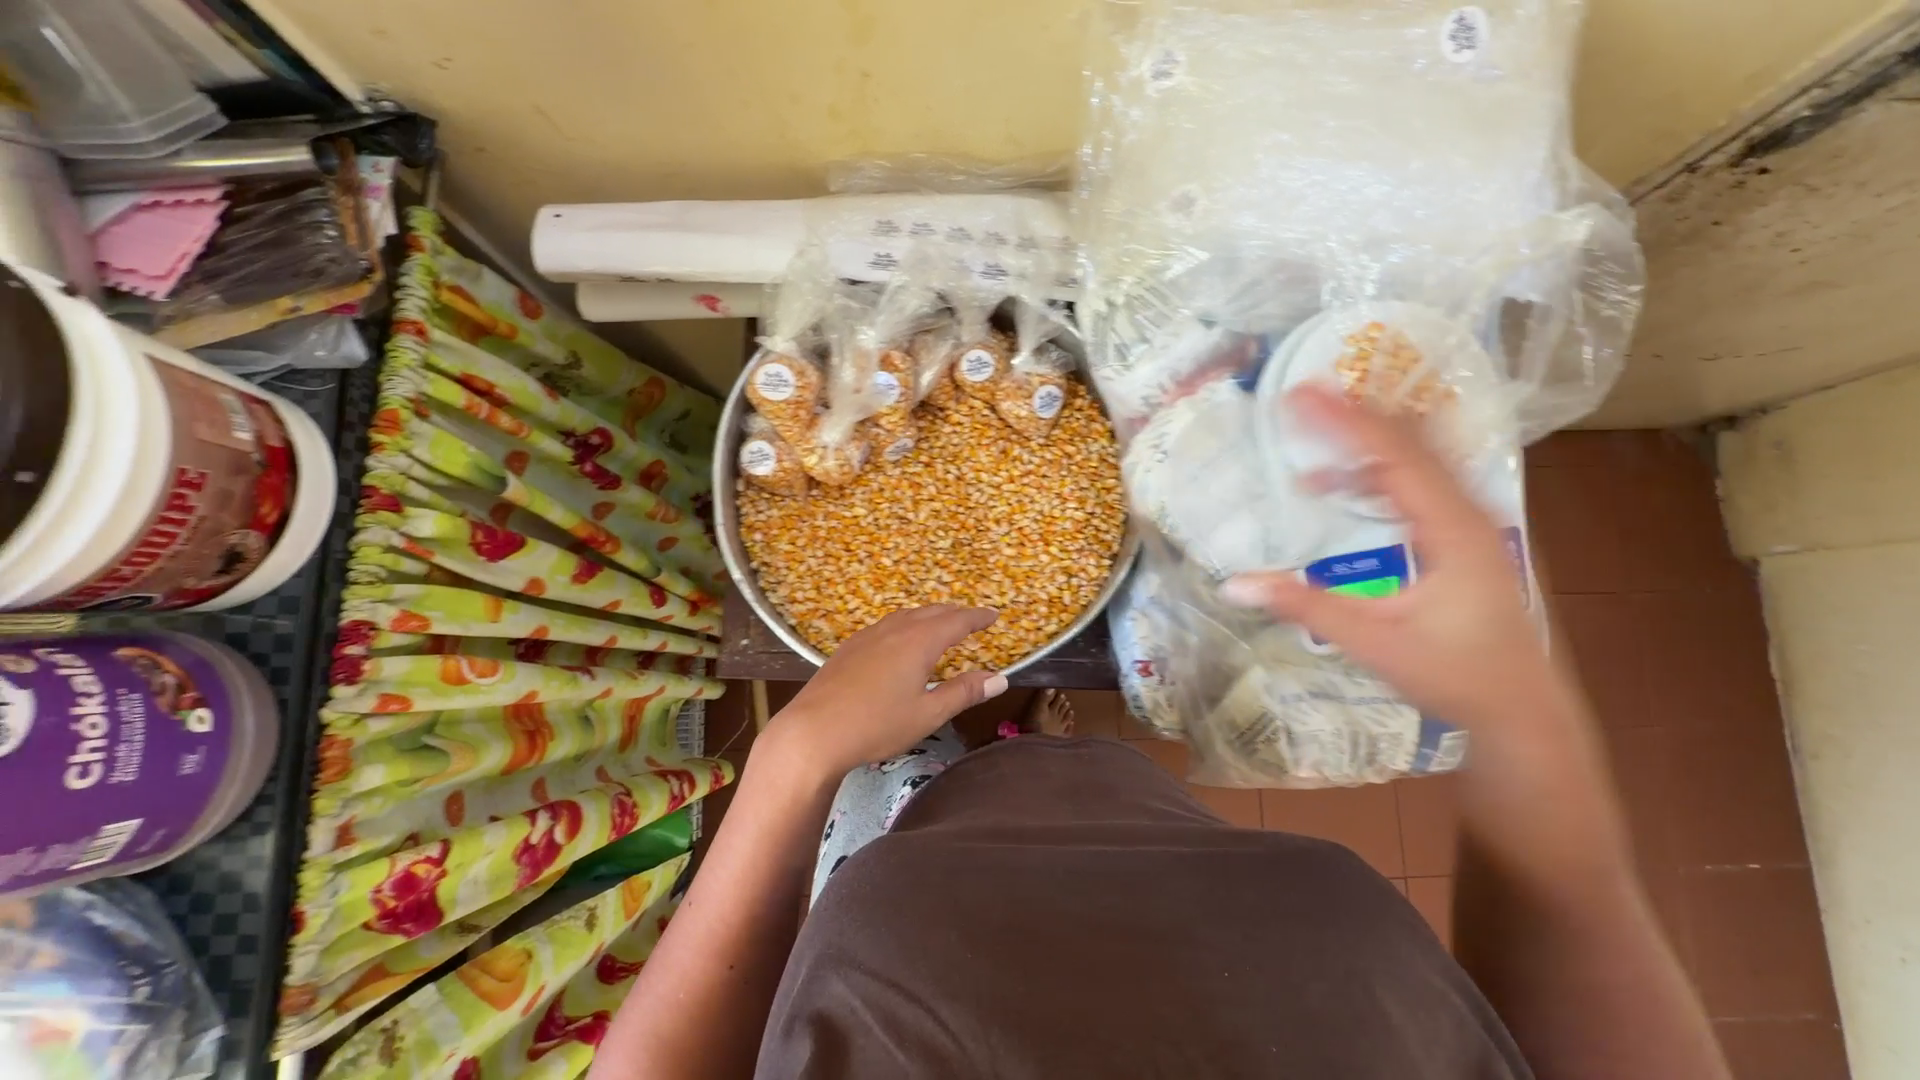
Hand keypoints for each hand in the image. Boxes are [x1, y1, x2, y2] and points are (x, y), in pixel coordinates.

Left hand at [761, 606, 1009, 778]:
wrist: (812, 733)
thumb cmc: (876, 725)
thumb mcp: (927, 714)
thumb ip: (963, 693)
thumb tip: (999, 679)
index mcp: (918, 642)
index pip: (956, 621)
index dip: (977, 617)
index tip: (994, 615)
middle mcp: (893, 630)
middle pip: (930, 613)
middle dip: (954, 613)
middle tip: (972, 619)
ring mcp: (867, 637)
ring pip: (905, 616)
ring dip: (928, 616)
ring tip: (939, 625)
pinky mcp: (848, 649)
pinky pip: (886, 625)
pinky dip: (905, 624)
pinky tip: (899, 641)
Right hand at [1221, 384, 1573, 728]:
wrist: (1523, 710)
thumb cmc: (1455, 675)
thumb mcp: (1374, 641)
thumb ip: (1306, 606)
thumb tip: (1234, 584)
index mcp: (1451, 528)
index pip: (1393, 457)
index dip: (1343, 422)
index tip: (1300, 395)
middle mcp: (1468, 513)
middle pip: (1409, 444)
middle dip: (1353, 416)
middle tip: (1302, 395)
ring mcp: (1472, 523)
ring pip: (1418, 461)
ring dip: (1364, 443)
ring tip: (1310, 437)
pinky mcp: (1464, 538)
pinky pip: (1420, 485)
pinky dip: (1379, 472)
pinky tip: (1343, 486)